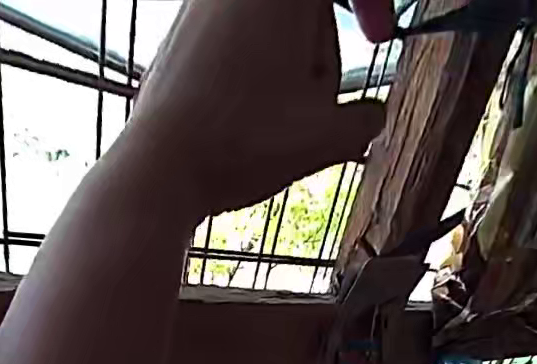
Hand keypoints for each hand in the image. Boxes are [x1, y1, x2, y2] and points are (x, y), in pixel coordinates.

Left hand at [118, 0, 386, 221]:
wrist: (157, 173)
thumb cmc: (239, 145)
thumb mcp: (323, 136)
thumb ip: (364, 119)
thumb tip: (372, 117)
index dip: (374, 0)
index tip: (379, 37)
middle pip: (303, 7)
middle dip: (320, 51)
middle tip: (316, 105)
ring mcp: (195, 9)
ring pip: (265, 29)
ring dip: (283, 71)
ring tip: (272, 127)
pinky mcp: (171, 44)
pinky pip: (227, 48)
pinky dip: (245, 78)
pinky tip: (237, 125)